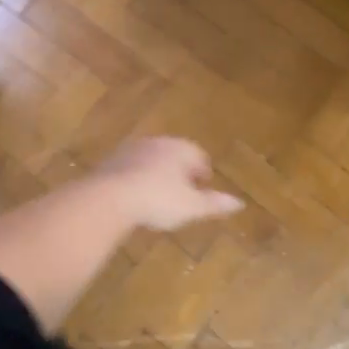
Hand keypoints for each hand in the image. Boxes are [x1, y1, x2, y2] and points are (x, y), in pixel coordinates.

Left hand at [85, 137, 242, 230]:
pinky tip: (136, 195)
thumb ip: (215, 203)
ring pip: (151, 158)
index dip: (203, 171)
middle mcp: (155, 142)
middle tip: (184, 190)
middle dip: (180, 170)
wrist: (109, 196)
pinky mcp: (110, 160)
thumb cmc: (158, 200)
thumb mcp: (192, 206)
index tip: (203, 185)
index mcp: (179, 148)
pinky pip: (131, 167)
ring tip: (160, 194)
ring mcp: (130, 149)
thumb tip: (239, 203)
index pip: (198, 154)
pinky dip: (137, 177)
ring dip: (157, 173)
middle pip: (174, 153)